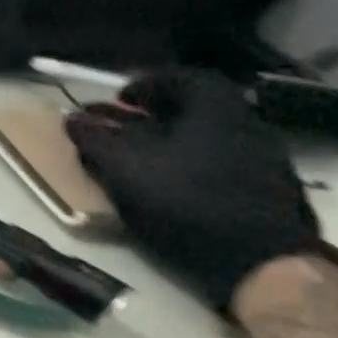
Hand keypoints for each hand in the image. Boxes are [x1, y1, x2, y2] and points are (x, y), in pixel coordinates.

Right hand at [65, 69, 333, 309]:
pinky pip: (219, 160)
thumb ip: (95, 140)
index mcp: (217, 111)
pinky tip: (168, 182)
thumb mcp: (124, 169)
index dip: (148, 84)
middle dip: (153, 113)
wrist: (258, 258)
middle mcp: (246, 126)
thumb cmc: (184, 201)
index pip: (184, 78)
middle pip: (196, 107)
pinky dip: (189, 161)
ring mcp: (262, 158)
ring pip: (206, 136)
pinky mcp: (265, 188)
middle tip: (121, 124)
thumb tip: (72, 118)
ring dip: (169, 139)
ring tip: (136, 156)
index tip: (120, 98)